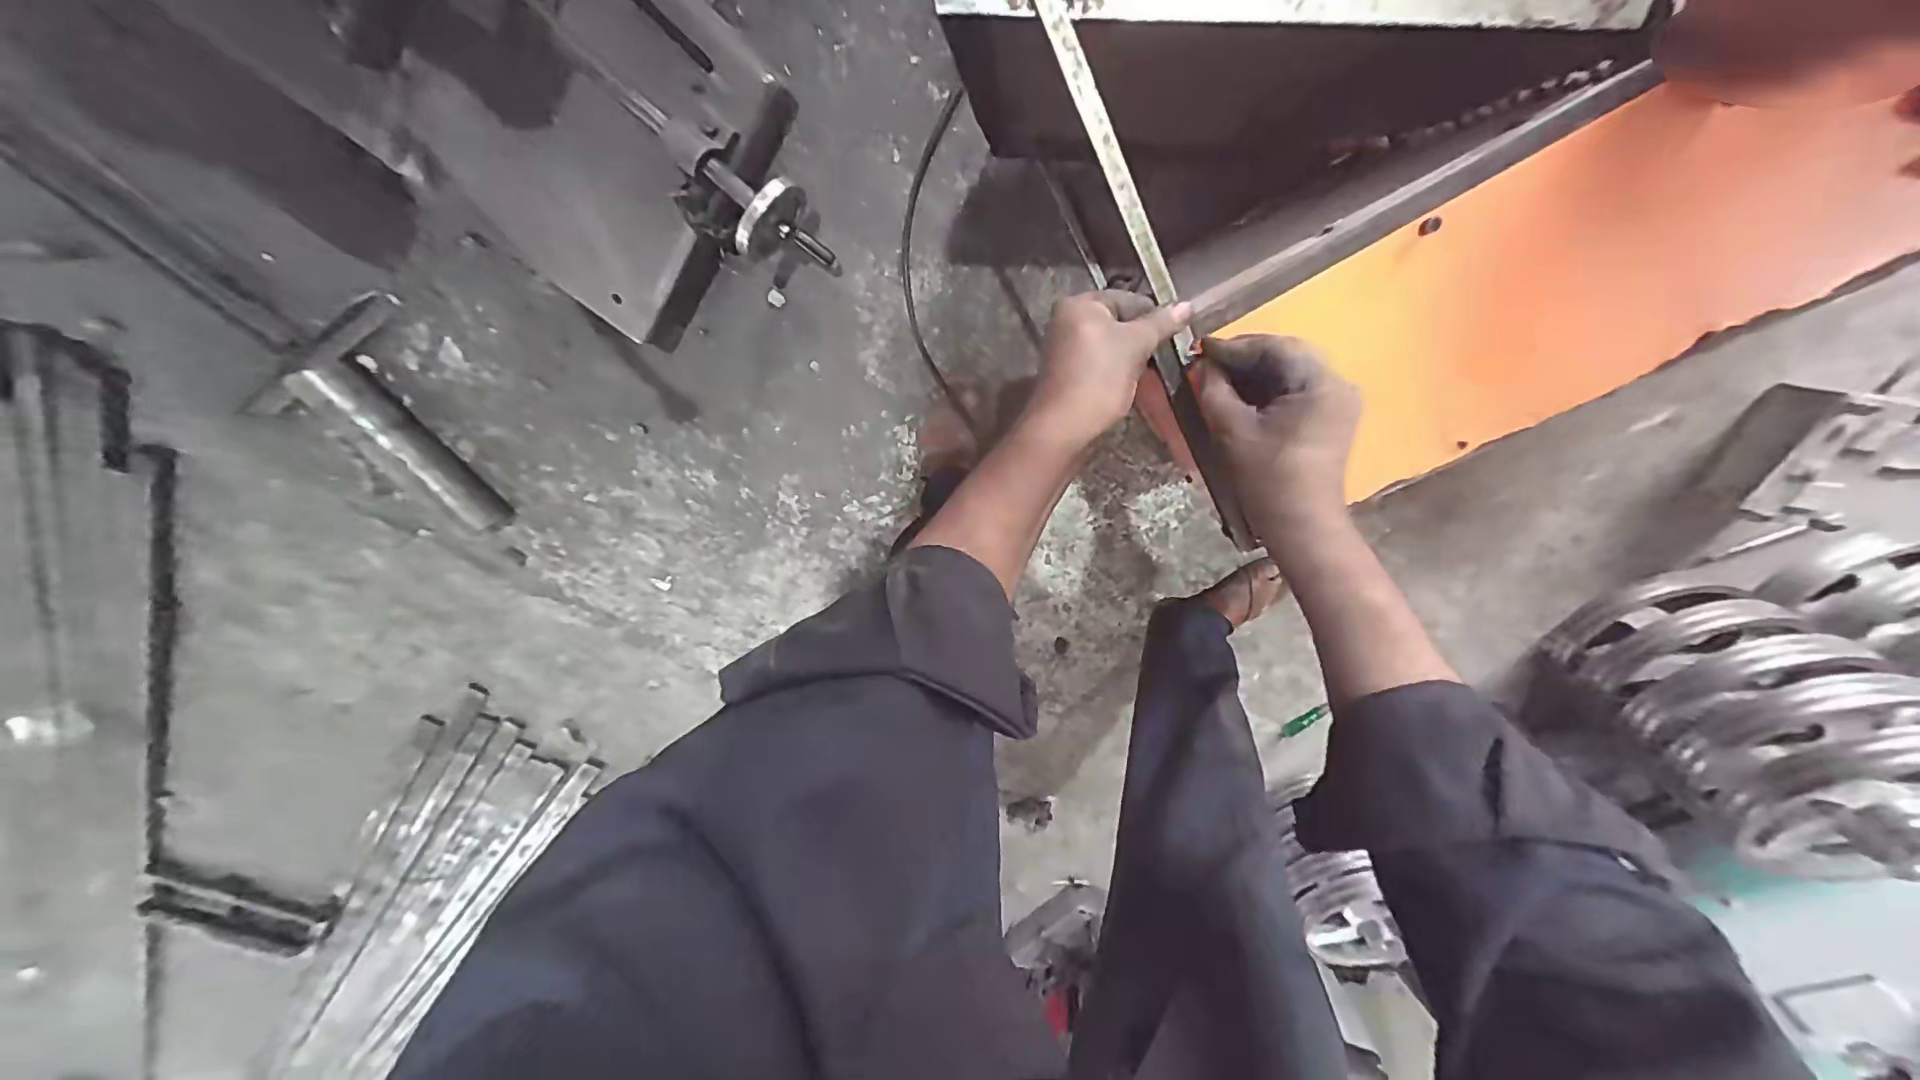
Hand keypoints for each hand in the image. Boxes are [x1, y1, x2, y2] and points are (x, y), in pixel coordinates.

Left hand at [1025, 291, 1190, 446]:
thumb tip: (1188, 305)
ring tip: (1147, 372)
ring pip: (1107, 345)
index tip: (1174, 335)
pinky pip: (1097, 363)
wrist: (1063, 428)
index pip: (1128, 299)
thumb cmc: (1099, 379)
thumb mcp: (1136, 345)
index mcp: (1078, 304)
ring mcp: (1062, 349)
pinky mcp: (1065, 374)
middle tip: (1162, 355)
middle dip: (1140, 338)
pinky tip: (1126, 384)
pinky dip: (1113, 370)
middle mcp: (1065, 321)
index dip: (1154, 315)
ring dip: (1129, 357)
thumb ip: (1161, 323)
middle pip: (1116, 322)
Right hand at [1193, 334, 1360, 529]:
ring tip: (1219, 380)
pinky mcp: (1331, 419)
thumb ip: (1213, 391)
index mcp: (1320, 382)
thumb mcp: (1232, 430)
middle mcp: (1337, 384)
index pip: (1274, 346)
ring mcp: (1338, 402)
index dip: (1233, 346)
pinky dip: (1268, 390)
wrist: (1301, 525)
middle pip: (1286, 356)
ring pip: (1291, 373)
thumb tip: (1202, 366)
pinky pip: (1297, 391)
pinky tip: (1241, 397)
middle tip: (1207, 364)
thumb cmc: (1267, 478)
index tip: (1198, 349)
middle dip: (1244, 358)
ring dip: (1255, 373)